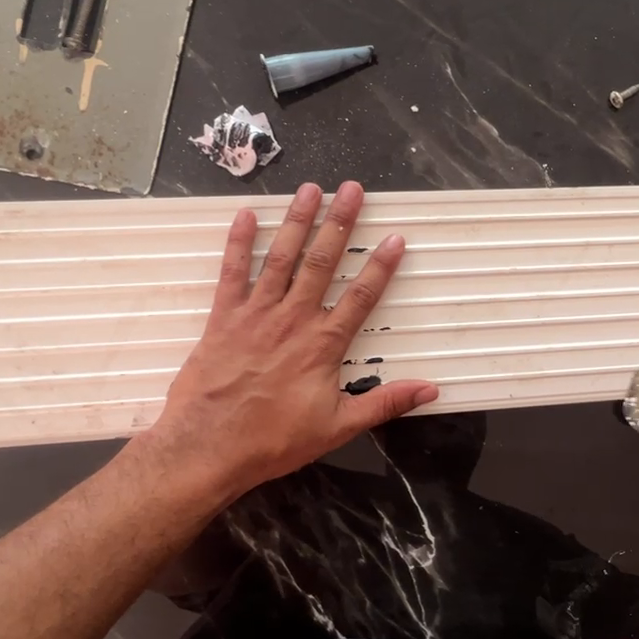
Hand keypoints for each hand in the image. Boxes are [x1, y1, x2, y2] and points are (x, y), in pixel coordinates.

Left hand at [128, 181, 438, 504]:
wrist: (208, 448)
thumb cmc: (275, 440)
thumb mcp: (339, 427)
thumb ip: (385, 403)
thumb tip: (430, 390)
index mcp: (323, 344)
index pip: (361, 296)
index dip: (381, 266)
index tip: (395, 238)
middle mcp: (293, 319)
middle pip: (322, 262)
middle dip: (340, 223)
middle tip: (352, 189)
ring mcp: (256, 314)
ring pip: (281, 258)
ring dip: (297, 221)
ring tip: (310, 189)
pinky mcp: (223, 318)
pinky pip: (232, 273)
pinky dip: (238, 243)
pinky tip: (246, 216)